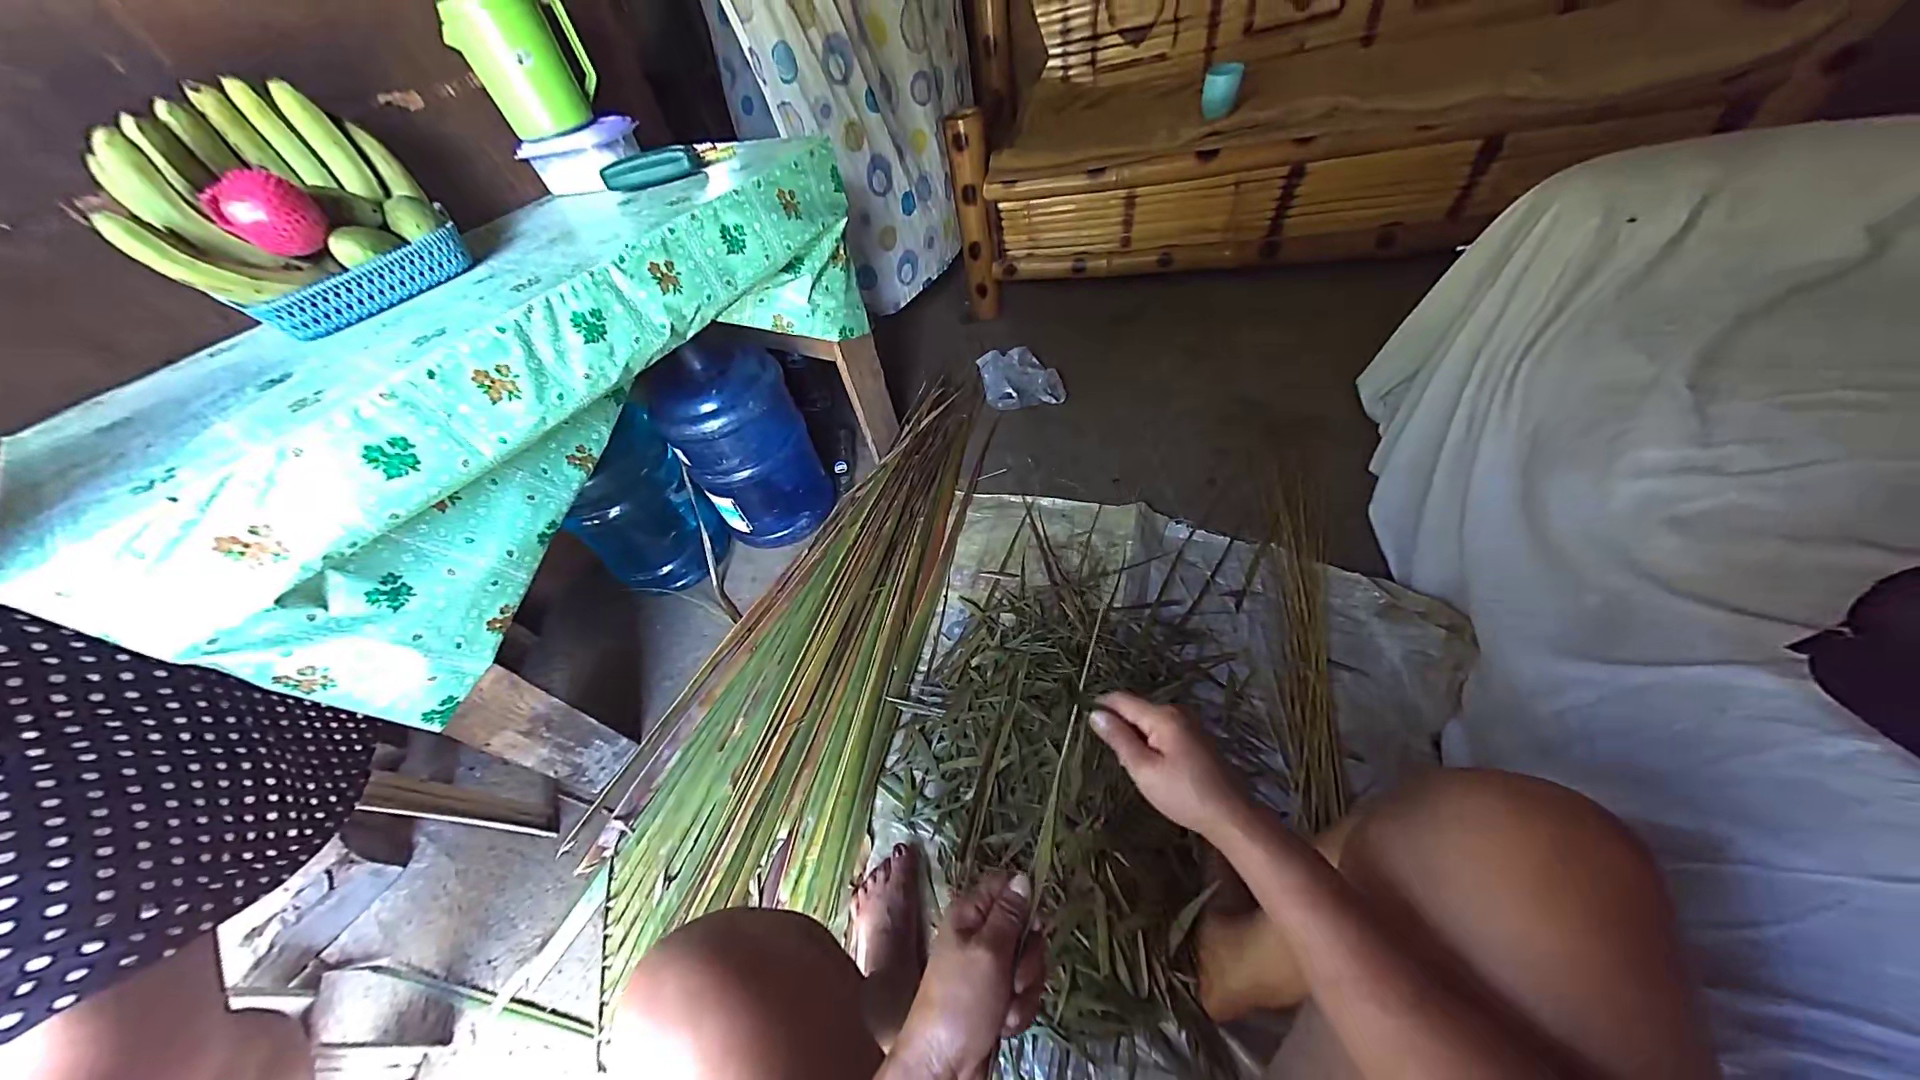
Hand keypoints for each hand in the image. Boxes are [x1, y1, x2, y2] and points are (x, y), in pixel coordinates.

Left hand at [886, 872, 1047, 1079]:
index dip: (1024, 901)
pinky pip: (1025, 991)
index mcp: (969, 914)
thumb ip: (1010, 915)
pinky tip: (1004, 1024)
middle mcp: (980, 934)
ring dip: (1025, 988)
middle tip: (1014, 977)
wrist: (944, 1066)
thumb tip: (1024, 877)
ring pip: (1029, 961)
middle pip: (1025, 926)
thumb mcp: (988, 952)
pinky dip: (1020, 1009)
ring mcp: (989, 967)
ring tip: (1005, 1008)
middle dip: (1028, 957)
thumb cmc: (961, 1001)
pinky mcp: (998, 996)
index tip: (1032, 925)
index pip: (1005, 885)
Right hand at [1089, 692, 1253, 838]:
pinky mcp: (1197, 737)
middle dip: (1118, 724)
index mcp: (1163, 716)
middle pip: (1136, 709)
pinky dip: (1151, 741)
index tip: (1084, 723)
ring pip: (1149, 720)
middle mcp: (1177, 711)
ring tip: (1126, 759)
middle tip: (1106, 751)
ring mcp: (1190, 723)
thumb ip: (1119, 739)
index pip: (1121, 700)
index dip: (1100, 707)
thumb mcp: (1144, 770)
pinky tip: (1150, 763)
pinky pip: (1163, 730)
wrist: (1233, 816)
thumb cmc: (1184, 795)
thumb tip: (1095, 714)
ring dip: (1135, 734)